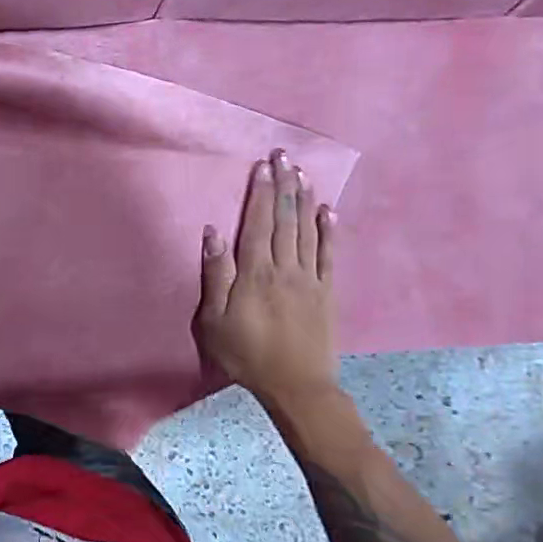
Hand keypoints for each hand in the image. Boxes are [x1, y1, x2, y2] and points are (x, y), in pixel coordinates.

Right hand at [194, 149, 340, 404]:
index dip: (260, 193)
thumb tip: (213, 233)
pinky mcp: (327, 292)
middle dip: (283, 185)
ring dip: (304, 199)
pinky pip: (329, 255)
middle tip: (284, 155)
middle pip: (284, 219)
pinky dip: (329, 230)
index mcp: (255, 273)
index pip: (258, 223)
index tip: (262, 165)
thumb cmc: (246, 355)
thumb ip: (216, 275)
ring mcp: (310, 279)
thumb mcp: (214, 321)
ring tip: (302, 172)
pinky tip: (328, 210)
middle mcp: (285, 268)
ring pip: (307, 231)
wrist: (297, 386)